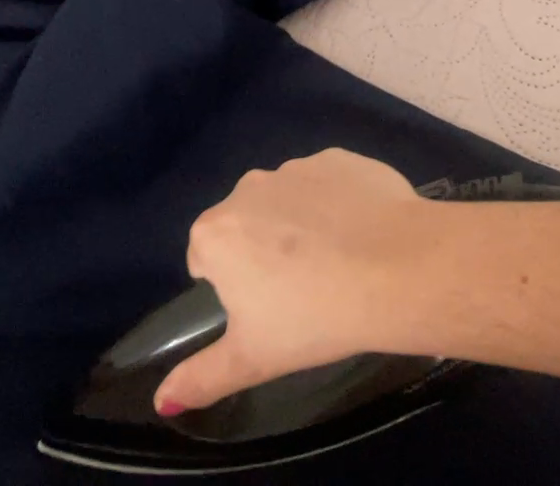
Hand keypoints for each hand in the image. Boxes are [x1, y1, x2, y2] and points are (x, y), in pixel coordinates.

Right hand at [153, 149, 430, 414]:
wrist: (396, 269)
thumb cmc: (314, 317)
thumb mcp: (252, 359)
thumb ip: (202, 378)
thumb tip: (163, 400)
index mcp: (216, 231)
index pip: (206, 257)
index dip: (234, 284)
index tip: (267, 305)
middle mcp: (248, 188)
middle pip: (246, 222)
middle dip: (263, 248)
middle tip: (303, 287)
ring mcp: (297, 167)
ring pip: (288, 199)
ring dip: (301, 223)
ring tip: (339, 261)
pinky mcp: (340, 159)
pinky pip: (329, 183)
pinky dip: (338, 203)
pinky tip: (363, 232)